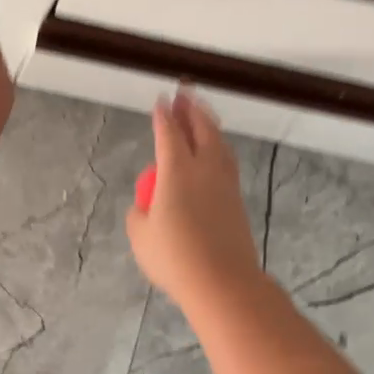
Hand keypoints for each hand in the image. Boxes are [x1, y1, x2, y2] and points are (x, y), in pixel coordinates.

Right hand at [126, 92, 261, 296]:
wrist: (220, 280)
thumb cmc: (173, 258)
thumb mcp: (140, 237)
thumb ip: (138, 214)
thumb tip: (144, 206)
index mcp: (176, 172)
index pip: (169, 134)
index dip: (163, 116)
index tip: (161, 101)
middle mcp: (204, 168)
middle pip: (200, 128)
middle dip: (190, 109)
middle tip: (184, 94)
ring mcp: (224, 182)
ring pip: (218, 142)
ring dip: (208, 124)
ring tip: (200, 115)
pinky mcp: (235, 198)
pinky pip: (225, 160)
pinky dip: (217, 146)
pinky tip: (214, 150)